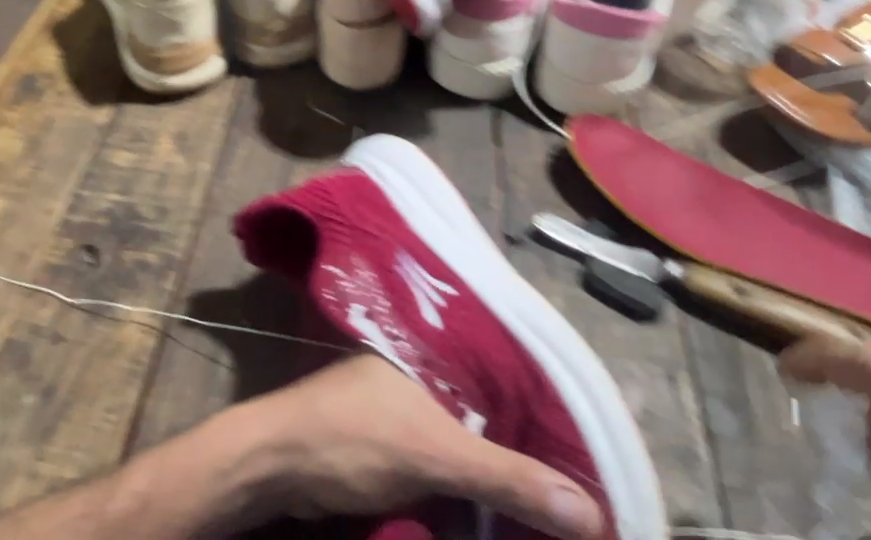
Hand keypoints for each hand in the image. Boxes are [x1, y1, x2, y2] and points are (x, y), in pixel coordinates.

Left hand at [243, 353, 605, 538]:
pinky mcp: (391, 440)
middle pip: (493, 411)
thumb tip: (594, 515)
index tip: (598, 452)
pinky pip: (449, 459)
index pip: (508, 377)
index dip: (551, 412)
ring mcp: (405, 406)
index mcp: (433, 354)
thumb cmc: (351, 439)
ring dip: (504, 469)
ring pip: (471, 438)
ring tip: (559, 503)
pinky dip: (474, 481)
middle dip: (531, 446)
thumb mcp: (436, 455)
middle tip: (586, 488)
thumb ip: (508, 478)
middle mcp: (423, 372)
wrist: (273, 465)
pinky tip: (504, 505)